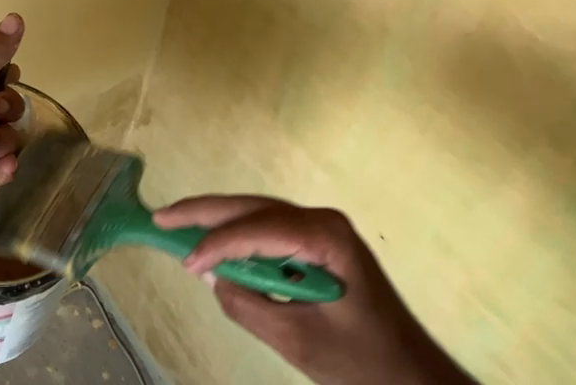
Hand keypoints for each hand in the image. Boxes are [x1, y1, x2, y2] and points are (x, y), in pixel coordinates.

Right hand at [154, 196, 473, 384]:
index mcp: (325, 236)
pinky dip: (237, 236)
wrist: (414, 377)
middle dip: (204, 212)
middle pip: (251, 207)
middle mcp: (321, 219)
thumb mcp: (299, 342)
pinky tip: (213, 244)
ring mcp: (320, 228)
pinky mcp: (317, 243)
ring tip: (176, 224)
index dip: (217, 244)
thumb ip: (249, 306)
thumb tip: (214, 277)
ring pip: (256, 213)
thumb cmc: (363, 363)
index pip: (257, 229)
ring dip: (217, 221)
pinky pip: (268, 230)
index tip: (185, 263)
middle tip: (160, 218)